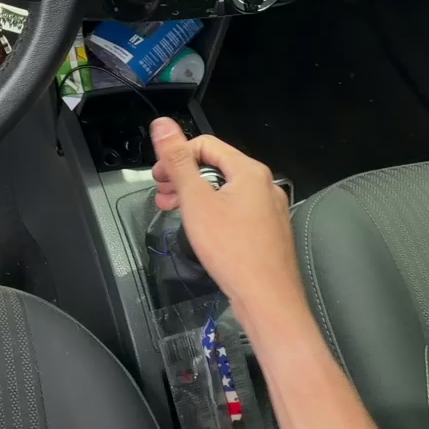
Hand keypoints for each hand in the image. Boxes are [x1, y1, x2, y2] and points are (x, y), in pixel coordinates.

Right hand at [151, 119, 309, 335]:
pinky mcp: (268, 232)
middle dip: (183, 176)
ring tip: (173, 210)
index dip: (177, 156)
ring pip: (224, 190)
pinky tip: (199, 228)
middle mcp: (264, 186)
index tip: (159, 175)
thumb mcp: (196, 200)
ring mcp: (269, 210)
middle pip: (215, 167)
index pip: (205, 145)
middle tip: (163, 192)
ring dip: (194, 195)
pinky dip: (212, 211)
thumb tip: (164, 125)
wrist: (268, 303)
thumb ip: (178, 160)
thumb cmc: (233, 251)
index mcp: (249, 171)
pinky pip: (235, 209)